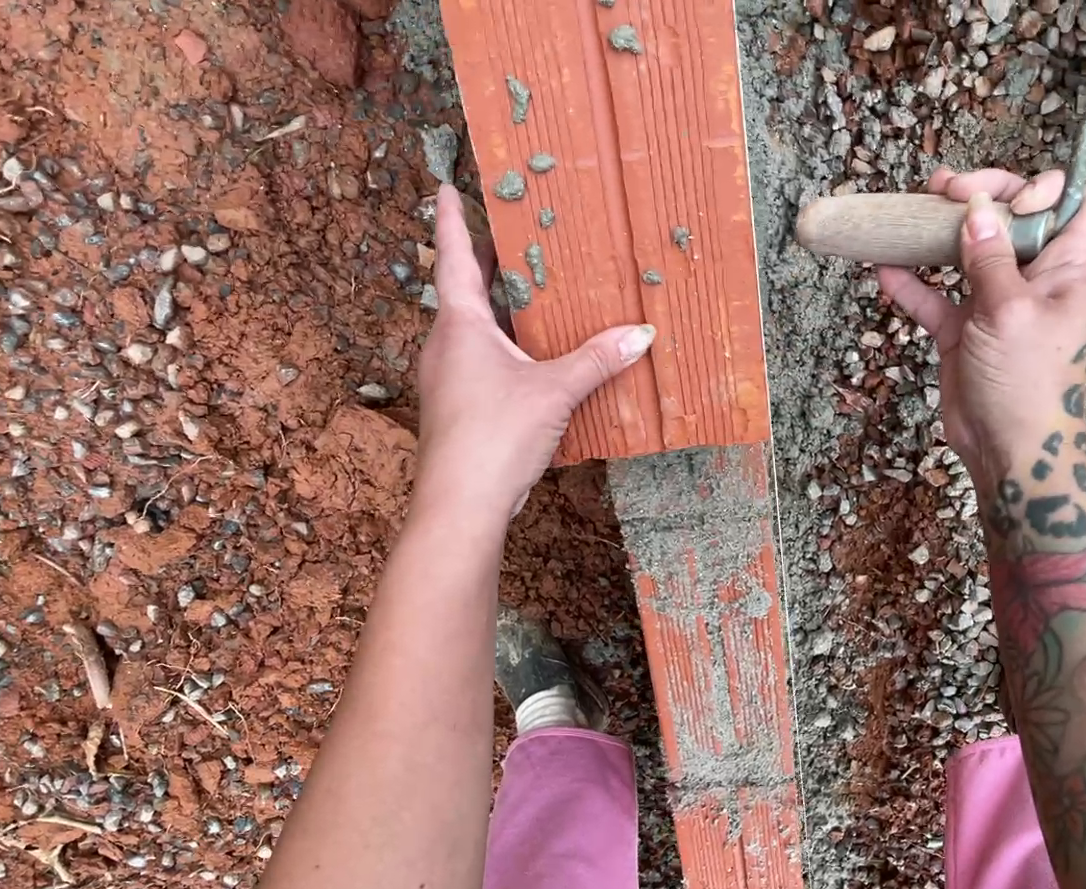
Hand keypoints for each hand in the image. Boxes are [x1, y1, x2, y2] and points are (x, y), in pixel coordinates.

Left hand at [413, 186, 654, 522]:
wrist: (461, 504)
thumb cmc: (495, 436)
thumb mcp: (554, 392)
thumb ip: (596, 360)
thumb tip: (641, 334)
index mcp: (460, 325)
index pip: (455, 258)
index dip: (453, 221)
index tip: (445, 188)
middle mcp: (445, 346)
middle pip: (464, 292)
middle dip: (487, 265)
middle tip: (511, 239)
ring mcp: (447, 379)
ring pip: (472, 331)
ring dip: (498, 311)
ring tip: (531, 296)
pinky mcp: (457, 408)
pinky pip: (479, 364)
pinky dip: (502, 350)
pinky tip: (531, 361)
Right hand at [876, 168, 1085, 464]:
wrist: (1007, 448)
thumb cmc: (1027, 382)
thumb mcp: (1011, 312)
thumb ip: (990, 260)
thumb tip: (976, 210)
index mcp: (1068, 270)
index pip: (1070, 205)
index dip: (1042, 188)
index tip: (1001, 194)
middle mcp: (1034, 281)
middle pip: (1011, 222)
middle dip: (979, 198)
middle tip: (942, 188)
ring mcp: (995, 306)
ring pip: (968, 256)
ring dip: (940, 234)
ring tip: (912, 210)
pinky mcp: (963, 332)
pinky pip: (936, 299)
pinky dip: (912, 285)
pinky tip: (884, 270)